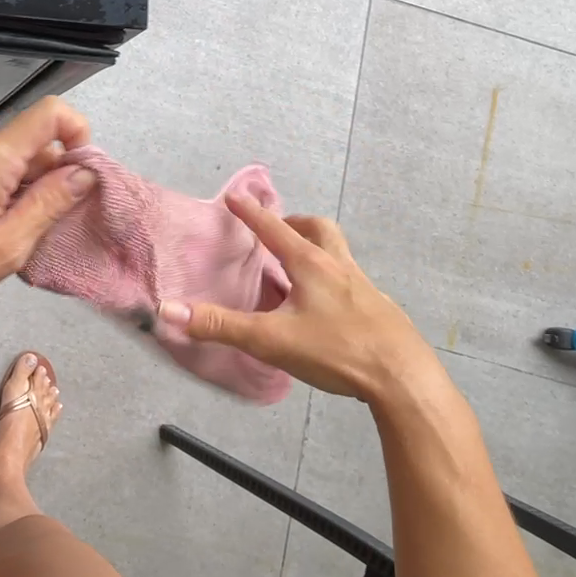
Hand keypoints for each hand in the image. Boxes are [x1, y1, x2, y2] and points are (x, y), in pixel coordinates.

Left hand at [0, 96, 96, 316]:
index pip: (50, 114)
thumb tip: (84, 174)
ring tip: (17, 235)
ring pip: (15, 161)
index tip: (83, 175)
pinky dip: (8, 195)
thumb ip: (48, 205)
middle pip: (35, 142)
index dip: (78, 134)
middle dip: (55, 177)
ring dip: (30, 191)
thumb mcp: (4, 248)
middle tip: (51, 224)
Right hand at [160, 196, 443, 406]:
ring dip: (319, 251)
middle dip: (297, 224)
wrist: (405, 380)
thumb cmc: (337, 351)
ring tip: (301, 269)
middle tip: (280, 230)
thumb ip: (219, 325)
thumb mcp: (270, 339)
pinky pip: (354, 285)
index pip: (275, 229)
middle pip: (320, 230)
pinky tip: (329, 310)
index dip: (252, 213)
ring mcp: (365, 289)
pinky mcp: (382, 313)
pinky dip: (335, 284)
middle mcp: (340, 268)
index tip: (236, 196)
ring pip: (341, 255)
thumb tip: (170, 309)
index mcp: (311, 265)